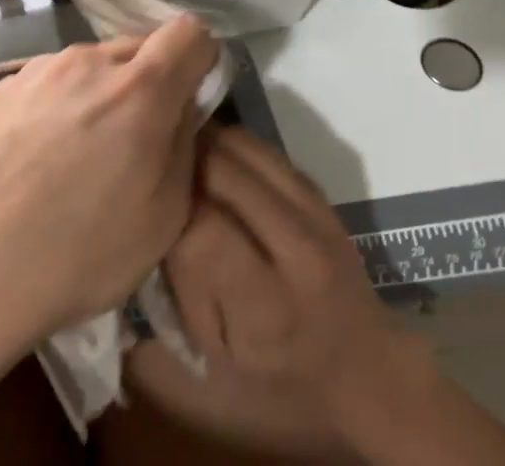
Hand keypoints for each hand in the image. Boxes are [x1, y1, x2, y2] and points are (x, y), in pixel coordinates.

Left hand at [0, 16, 218, 363]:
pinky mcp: (1, 89)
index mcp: (138, 89)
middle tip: (138, 137)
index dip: (199, 60)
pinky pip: (48, 82)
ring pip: (89, 64)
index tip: (193, 96)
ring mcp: (36, 72)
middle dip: (149, 81)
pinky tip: (43, 152)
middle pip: (136, 47)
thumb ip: (184, 141)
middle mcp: (86, 63)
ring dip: (101, 91)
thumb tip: (182, 105)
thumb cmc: (88, 250)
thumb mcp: (167, 211)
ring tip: (84, 150)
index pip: (188, 33)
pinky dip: (59, 102)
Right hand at [137, 128, 504, 463]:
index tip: (145, 204)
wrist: (359, 360)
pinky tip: (208, 157)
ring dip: (201, 143)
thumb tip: (156, 213)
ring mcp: (314, 213)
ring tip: (174, 156)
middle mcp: (297, 249)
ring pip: (242, 146)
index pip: (203, 226)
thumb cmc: (272, 362)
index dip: (167, 205)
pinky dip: (227, 144)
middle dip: (178, 162)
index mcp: (266, 301)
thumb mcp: (214, 345)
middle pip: (221, 170)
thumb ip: (184, 280)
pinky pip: (262, 148)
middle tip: (148, 167)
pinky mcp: (318, 192)